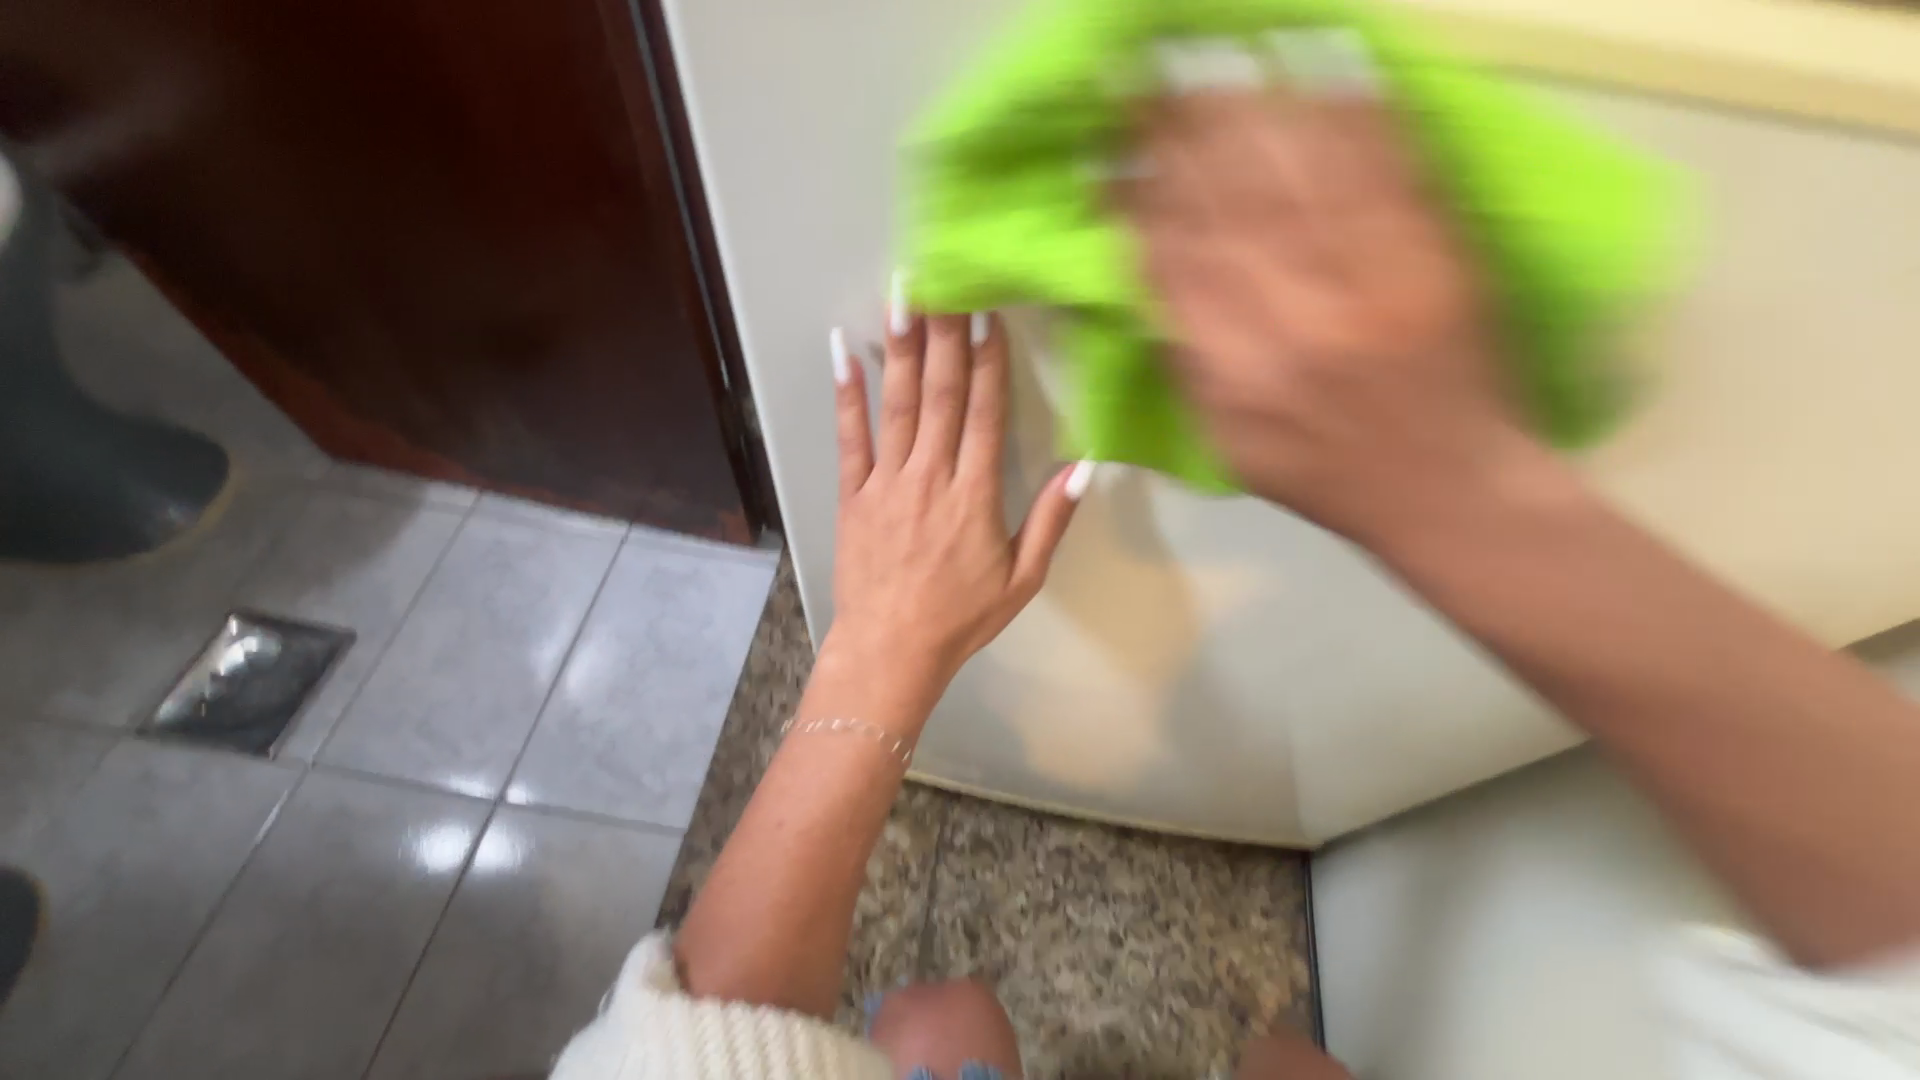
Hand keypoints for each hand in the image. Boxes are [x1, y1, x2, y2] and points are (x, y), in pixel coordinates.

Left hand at [826, 297, 1089, 688]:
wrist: (891, 650)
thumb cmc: (961, 618)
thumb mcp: (1023, 579)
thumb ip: (1050, 520)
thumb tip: (1083, 466)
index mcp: (975, 495)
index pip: (984, 414)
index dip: (988, 360)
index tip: (989, 312)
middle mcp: (931, 477)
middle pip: (942, 395)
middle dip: (947, 333)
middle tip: (946, 277)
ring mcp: (887, 483)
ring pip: (898, 404)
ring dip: (902, 347)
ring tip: (903, 294)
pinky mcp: (853, 494)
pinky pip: (850, 438)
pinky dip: (846, 393)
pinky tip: (844, 350)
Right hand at [1123, 78, 1536, 545]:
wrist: (1450, 488)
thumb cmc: (1324, 478)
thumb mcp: (1230, 447)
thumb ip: (1186, 368)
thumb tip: (1145, 289)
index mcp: (1241, 375)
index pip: (1174, 265)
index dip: (1136, 208)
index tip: (1109, 171)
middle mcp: (1302, 319)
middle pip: (1226, 205)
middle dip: (1176, 143)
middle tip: (1140, 100)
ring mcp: (1377, 278)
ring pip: (1296, 171)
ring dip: (1241, 117)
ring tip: (1201, 86)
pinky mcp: (1437, 251)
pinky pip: (1382, 165)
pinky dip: (1341, 117)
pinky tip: (1302, 87)